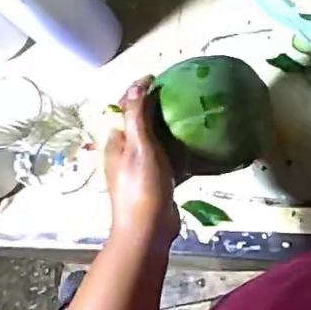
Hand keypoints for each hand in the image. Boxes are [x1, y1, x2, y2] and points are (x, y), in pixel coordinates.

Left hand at [102, 76, 176, 248]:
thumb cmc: (142, 186)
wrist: (148, 231)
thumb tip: (137, 83)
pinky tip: (194, 145)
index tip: (160, 78)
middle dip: (156, 107)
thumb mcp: (139, 146)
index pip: (124, 107)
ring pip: (153, 140)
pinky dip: (176, 148)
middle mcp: (124, 152)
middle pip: (139, 122)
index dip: (139, 91)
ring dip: (168, 127)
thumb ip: (137, 115)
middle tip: (180, 94)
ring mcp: (139, 168)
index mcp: (116, 141)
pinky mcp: (154, 181)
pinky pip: (165, 157)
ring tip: (190, 115)